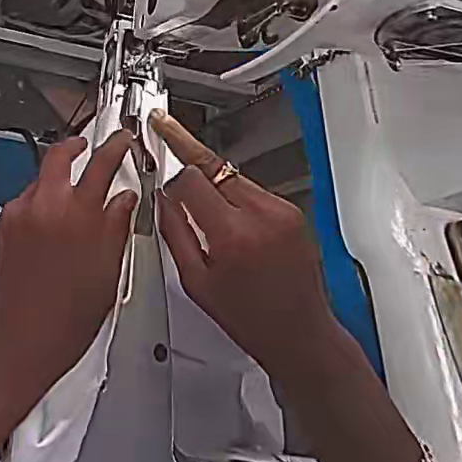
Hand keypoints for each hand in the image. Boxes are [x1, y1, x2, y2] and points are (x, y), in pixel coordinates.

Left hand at [0, 132, 137, 453]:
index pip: (103, 162)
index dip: (116, 146)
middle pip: (61, 154)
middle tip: (88, 146)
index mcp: (80, 214)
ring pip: (41, 178)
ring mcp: (19, 213)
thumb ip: (117, 227)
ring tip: (71, 199)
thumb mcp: (108, 274)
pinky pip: (25, 200)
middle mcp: (46, 205)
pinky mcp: (1, 225)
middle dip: (77, 145)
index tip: (122, 141)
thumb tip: (125, 201)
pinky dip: (40, 202)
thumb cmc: (62, 323)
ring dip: (57, 179)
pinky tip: (50, 226)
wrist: (13, 345)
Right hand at [149, 109, 343, 384]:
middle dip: (188, 153)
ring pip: (233, 175)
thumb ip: (175, 232)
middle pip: (214, 165)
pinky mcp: (292, 211)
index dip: (171, 165)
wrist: (301, 333)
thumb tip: (162, 198)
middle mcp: (261, 216)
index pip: (192, 178)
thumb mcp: (196, 282)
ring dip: (213, 180)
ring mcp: (281, 211)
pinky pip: (253, 190)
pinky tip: (232, 222)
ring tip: (204, 206)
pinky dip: (235, 196)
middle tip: (167, 127)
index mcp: (232, 235)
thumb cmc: (251, 319)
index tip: (160, 138)